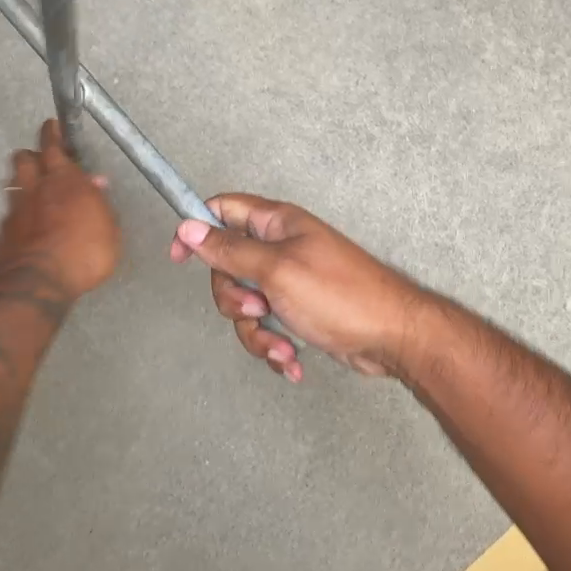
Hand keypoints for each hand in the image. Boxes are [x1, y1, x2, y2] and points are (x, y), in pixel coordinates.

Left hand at [0, 120, 119, 298]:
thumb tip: (95, 182)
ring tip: (29, 187)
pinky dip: (15, 212)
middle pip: (25, 158)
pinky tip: (22, 222)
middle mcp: (36, 188)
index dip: (52, 134)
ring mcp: (15, 210)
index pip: (54, 146)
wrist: (39, 281)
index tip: (51, 125)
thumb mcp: (109, 228)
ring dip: (21, 180)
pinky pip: (7, 213)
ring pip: (12, 183)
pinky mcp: (2, 232)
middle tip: (41, 159)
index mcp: (65, 180)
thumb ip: (100, 203)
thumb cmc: (85, 252)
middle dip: (32, 155)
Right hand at [169, 195, 430, 380]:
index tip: (178, 257)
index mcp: (276, 224)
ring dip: (256, 332)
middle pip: (227, 267)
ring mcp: (290, 281)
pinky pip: (267, 327)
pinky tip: (292, 360)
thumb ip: (229, 250)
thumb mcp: (275, 270)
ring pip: (245, 304)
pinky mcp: (299, 311)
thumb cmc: (342, 296)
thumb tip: (189, 228)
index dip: (196, 229)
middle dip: (234, 299)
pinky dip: (274, 346)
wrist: (392, 338)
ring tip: (283, 345)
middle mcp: (281, 247)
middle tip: (257, 309)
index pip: (222, 210)